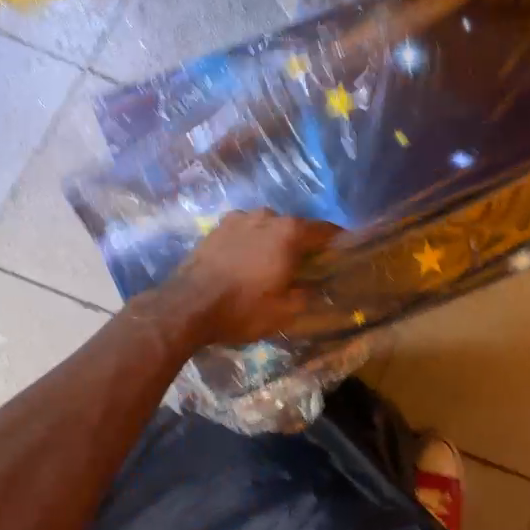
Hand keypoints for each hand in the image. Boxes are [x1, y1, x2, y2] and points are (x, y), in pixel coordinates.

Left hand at [151, 209, 337, 346]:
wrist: (186, 306)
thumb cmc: (242, 309)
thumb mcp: (284, 312)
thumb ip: (307, 295)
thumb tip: (316, 286)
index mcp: (290, 233)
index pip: (325, 231)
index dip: (338, 240)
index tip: (344, 250)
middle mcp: (268, 217)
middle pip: (296, 227)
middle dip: (303, 243)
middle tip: (304, 264)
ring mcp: (240, 218)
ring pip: (268, 226)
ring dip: (274, 239)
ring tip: (271, 261)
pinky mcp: (218, 227)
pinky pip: (245, 230)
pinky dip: (251, 240)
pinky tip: (245, 258)